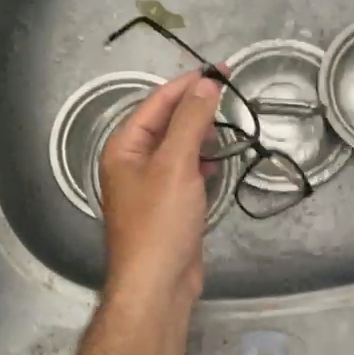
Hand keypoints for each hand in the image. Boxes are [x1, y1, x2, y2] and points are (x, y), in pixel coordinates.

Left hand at [97, 70, 223, 310]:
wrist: (156, 284)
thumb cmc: (160, 222)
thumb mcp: (175, 165)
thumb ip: (191, 121)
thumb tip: (206, 84)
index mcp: (124, 148)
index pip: (156, 103)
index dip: (188, 84)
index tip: (221, 70)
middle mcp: (132, 164)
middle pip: (166, 124)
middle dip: (195, 109)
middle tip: (230, 97)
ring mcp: (149, 188)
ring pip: (177, 149)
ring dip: (201, 136)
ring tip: (227, 127)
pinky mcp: (167, 208)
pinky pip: (185, 174)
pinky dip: (201, 164)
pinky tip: (217, 163)